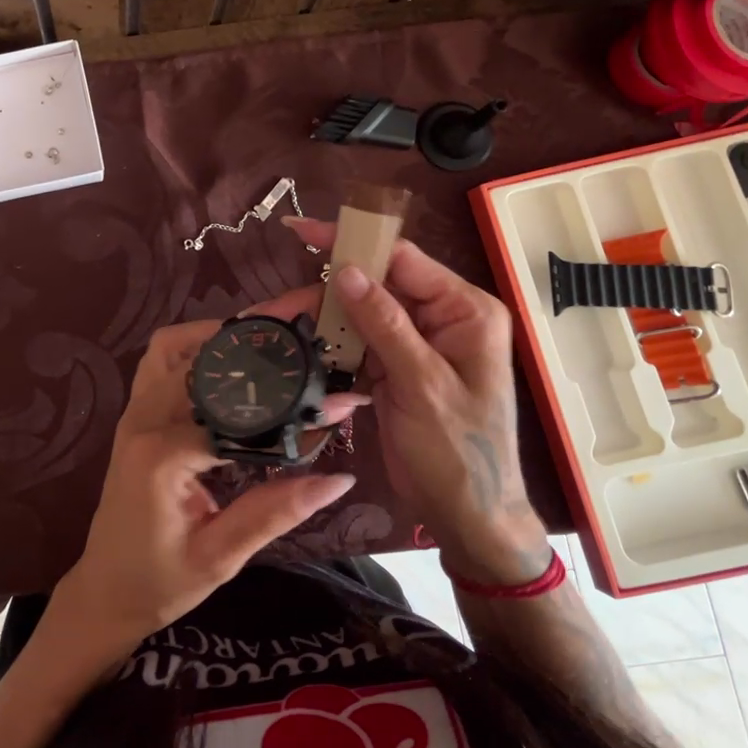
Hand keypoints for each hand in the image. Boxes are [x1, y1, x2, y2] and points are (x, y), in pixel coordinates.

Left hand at [52, 287, 360, 654]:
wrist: (106, 590)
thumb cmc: (159, 583)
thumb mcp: (221, 556)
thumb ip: (274, 513)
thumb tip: (338, 479)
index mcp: (162, 455)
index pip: (237, 410)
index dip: (295, 401)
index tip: (342, 394)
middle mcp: (142, 420)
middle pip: (207, 360)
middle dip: (261, 339)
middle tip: (312, 329)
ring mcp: (133, 412)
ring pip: (177, 346)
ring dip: (224, 334)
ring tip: (274, 339)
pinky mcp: (134, 414)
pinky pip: (162, 361)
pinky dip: (197, 347)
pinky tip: (233, 361)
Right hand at [286, 217, 550, 586]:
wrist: (467, 516)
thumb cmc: (459, 452)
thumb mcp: (423, 385)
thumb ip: (385, 325)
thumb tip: (344, 270)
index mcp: (464, 310)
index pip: (401, 259)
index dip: (351, 241)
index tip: (301, 231)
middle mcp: (442, 318)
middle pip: (377, 282)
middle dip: (328, 286)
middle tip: (280, 297)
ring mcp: (416, 343)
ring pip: (361, 312)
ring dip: (324, 317)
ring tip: (281, 320)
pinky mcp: (396, 367)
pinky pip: (358, 342)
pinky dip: (331, 344)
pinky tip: (302, 347)